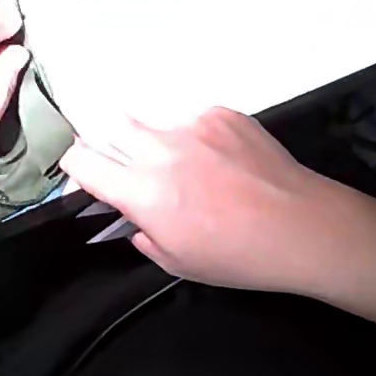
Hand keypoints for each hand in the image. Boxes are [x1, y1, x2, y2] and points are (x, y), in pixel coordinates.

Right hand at [59, 107, 366, 293]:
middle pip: (108, 127)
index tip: (81, 171)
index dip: (74, 165)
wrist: (300, 226)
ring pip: (150, 120)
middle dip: (109, 146)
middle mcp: (162, 151)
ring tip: (184, 167)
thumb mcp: (177, 261)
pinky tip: (217, 159)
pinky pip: (190, 118)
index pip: (84, 161)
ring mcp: (193, 126)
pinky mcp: (221, 114)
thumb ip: (141, 232)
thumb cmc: (240, 254)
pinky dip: (193, 136)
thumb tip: (130, 215)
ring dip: (153, 141)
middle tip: (129, 167)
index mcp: (145, 193)